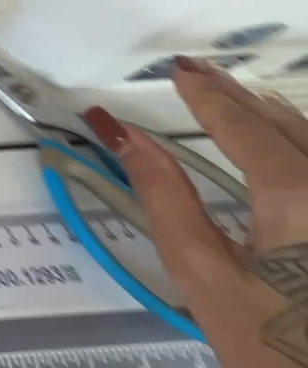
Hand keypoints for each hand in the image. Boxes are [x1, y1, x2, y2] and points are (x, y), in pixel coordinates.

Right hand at [86, 58, 307, 367]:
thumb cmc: (273, 345)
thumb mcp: (203, 272)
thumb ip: (163, 194)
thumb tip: (121, 132)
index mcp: (300, 201)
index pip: (247, 131)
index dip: (208, 98)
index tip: (178, 70)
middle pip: (296, 134)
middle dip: (245, 101)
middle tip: (202, 73)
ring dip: (283, 120)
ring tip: (247, 100)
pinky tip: (295, 146)